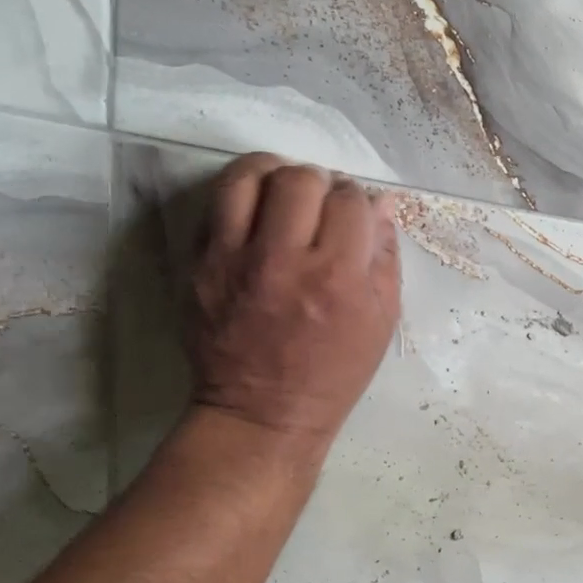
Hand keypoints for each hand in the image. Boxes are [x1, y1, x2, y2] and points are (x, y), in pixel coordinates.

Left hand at [186, 154, 402, 449]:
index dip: (359, 199)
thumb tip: (380, 205)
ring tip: (284, 188)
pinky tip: (256, 213)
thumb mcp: (383, 317)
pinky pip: (216, 205)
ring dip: (273, 172)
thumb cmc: (337, 369)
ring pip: (247, 177)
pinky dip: (241, 198)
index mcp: (338, 275)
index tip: (358, 212)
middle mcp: (284, 258)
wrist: (265, 409)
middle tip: (323, 200)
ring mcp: (234, 258)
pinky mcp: (199, 265)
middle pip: (300, 179)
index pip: (351, 201)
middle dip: (319, 181)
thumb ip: (383, 256)